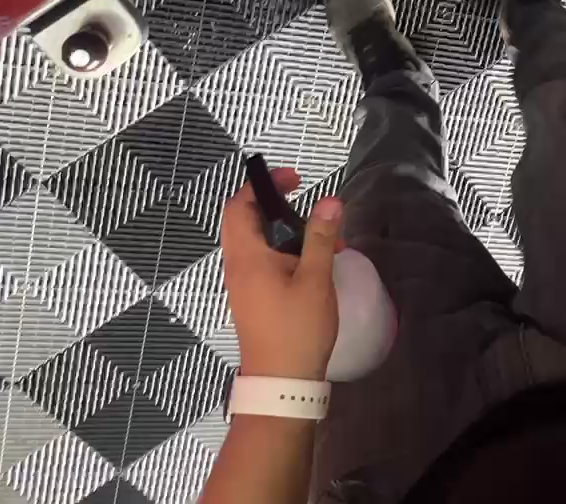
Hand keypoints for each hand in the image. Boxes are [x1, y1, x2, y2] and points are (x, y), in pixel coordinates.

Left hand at [219, 167, 343, 380]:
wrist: (282, 385)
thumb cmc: (297, 329)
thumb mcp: (315, 279)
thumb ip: (319, 236)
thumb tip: (328, 200)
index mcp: (246, 257)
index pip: (239, 205)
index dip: (262, 185)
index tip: (295, 180)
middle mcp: (237, 267)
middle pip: (244, 220)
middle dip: (275, 203)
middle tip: (306, 201)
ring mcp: (242, 284)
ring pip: (255, 240)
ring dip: (284, 229)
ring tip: (321, 238)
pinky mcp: (252, 297)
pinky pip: (261, 259)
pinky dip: (284, 250)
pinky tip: (313, 263)